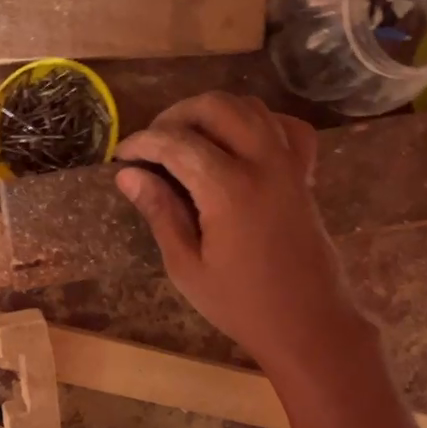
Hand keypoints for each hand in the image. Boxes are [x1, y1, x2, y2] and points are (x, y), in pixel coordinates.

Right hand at [115, 92, 368, 375]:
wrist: (306, 320)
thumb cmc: (239, 303)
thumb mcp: (186, 266)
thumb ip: (160, 212)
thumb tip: (128, 175)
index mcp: (228, 189)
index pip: (177, 143)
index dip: (143, 143)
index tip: (120, 157)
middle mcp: (263, 162)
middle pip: (216, 107)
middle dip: (175, 116)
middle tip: (151, 144)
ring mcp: (289, 162)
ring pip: (249, 107)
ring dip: (212, 113)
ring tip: (184, 141)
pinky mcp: (304, 172)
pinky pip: (283, 126)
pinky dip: (255, 123)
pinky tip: (236, 144)